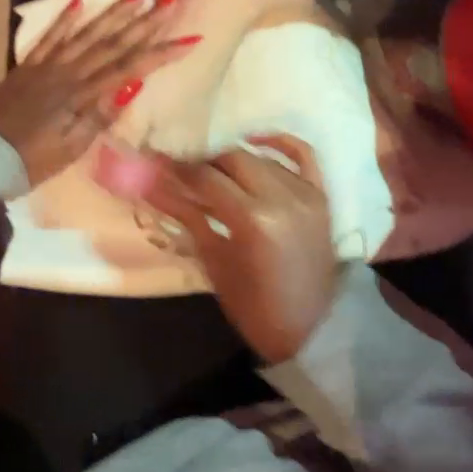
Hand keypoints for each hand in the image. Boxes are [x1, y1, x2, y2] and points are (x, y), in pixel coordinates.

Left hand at [0, 0, 197, 186]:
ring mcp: (47, 65)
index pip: (129, 68)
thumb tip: (131, 87)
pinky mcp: (28, 65)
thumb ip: (98, 118)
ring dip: (114, 12)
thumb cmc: (28, 160)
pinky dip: (65, 18)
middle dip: (145, 22)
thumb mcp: (69, 150)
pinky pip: (49, 36)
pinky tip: (81, 1)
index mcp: (82, 96)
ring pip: (86, 32)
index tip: (189, 38)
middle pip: (112, 43)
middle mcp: (68, 72)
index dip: (160, 53)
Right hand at [144, 134, 340, 363]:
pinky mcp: (322, 196)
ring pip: (260, 156)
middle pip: (231, 158)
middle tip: (180, 170)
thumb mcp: (214, 261)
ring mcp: (305, 194)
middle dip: (201, 161)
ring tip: (211, 169)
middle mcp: (281, 197)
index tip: (153, 163)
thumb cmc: (254, 306)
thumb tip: (150, 186)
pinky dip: (279, 142)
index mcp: (252, 219)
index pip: (205, 177)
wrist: (312, 330)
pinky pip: (304, 155)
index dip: (175, 168)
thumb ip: (186, 215)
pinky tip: (255, 141)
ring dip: (232, 158)